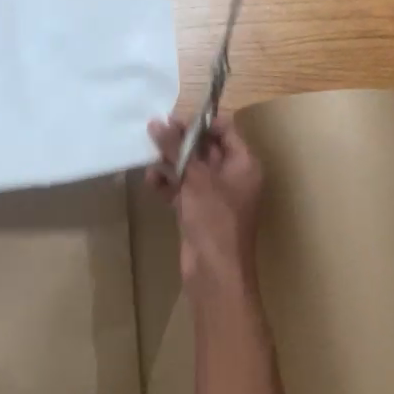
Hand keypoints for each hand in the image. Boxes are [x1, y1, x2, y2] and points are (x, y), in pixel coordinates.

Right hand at [147, 112, 263, 295]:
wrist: (215, 274)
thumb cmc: (215, 220)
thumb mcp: (195, 179)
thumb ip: (176, 148)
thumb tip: (156, 122)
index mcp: (244, 165)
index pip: (225, 130)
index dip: (201, 123)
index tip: (174, 119)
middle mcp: (232, 177)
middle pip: (205, 148)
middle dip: (180, 141)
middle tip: (154, 133)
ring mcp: (214, 196)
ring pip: (190, 168)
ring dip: (170, 162)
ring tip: (149, 158)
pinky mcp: (197, 212)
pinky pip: (181, 189)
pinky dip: (167, 184)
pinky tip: (151, 181)